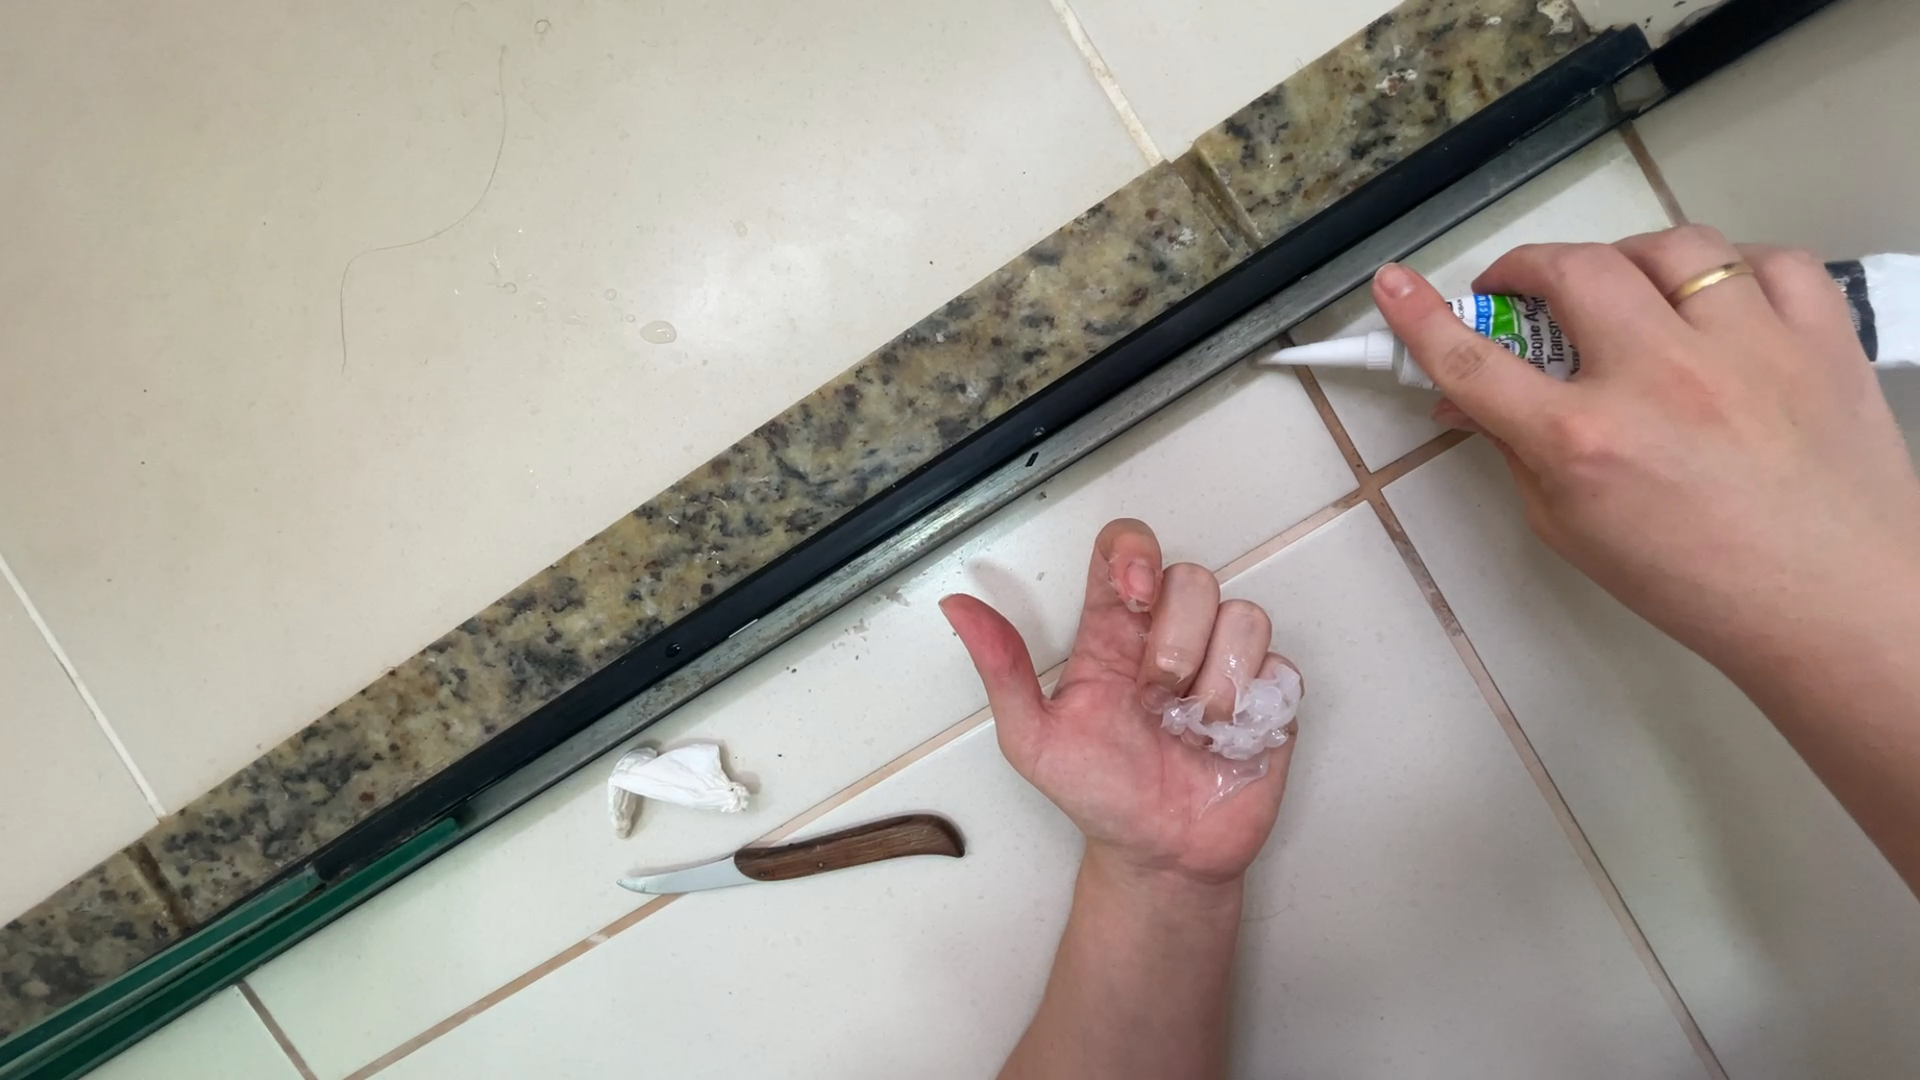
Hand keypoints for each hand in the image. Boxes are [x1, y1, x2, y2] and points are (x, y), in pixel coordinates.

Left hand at [939, 519, 1298, 887]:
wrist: (1161, 855)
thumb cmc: (1097, 792)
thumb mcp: (1033, 737)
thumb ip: (1002, 670)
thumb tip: (957, 607)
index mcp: (1111, 632)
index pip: (1126, 548)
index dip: (1135, 552)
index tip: (1133, 597)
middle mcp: (1168, 633)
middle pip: (1191, 578)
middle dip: (1174, 642)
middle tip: (1155, 698)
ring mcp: (1220, 661)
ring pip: (1241, 613)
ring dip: (1214, 681)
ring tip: (1192, 726)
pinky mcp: (1266, 693)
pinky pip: (1278, 663)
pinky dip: (1251, 703)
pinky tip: (1226, 738)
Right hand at [1372, 226, 1919, 674]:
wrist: (1826, 602)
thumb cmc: (1681, 574)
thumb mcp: (1561, 520)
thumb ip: (1511, 447)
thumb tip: (1468, 402)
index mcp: (1581, 440)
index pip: (1473, 363)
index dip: (1420, 318)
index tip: (1394, 284)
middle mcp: (1660, 381)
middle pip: (1573, 273)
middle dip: (1523, 267)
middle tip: (1510, 288)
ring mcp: (1749, 351)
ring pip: (1670, 247)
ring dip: (1617, 258)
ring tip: (1608, 287)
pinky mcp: (1821, 342)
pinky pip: (1768, 261)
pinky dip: (1721, 265)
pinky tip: (1701, 296)